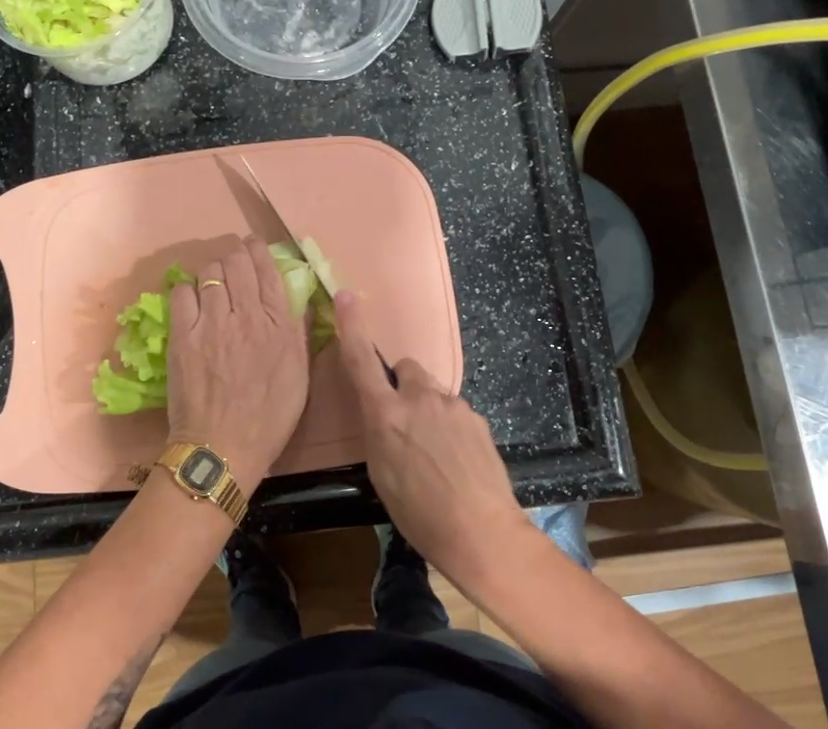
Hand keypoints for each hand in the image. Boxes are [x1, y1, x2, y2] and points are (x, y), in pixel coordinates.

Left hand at [165, 237, 310, 492]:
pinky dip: (187, 289)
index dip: (259, 251)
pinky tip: (191, 300)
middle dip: (235, 255)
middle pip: (237, 263)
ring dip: (212, 271)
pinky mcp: (183, 335)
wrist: (222, 447)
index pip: (269, 271)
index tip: (254, 246)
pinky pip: (182, 293)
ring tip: (212, 283)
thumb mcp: (299, 375)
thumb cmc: (268, 418)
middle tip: (233, 262)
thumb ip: (297, 333)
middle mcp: (248, 316)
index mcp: (279, 326)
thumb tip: (295, 300)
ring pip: (210, 272)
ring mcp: (212, 323)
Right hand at [335, 290, 526, 586]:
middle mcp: (419, 399)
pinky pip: (454, 411)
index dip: (351, 326)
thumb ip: (379, 433)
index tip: (346, 295)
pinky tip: (457, 462)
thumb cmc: (418, 513)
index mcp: (385, 415)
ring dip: (427, 410)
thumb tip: (384, 418)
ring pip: (432, 393)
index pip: (361, 360)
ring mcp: (453, 406)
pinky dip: (450, 427)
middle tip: (404, 423)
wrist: (481, 532)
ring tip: (435, 455)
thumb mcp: (381, 474)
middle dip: (401, 386)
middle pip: (405, 370)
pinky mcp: (476, 418)